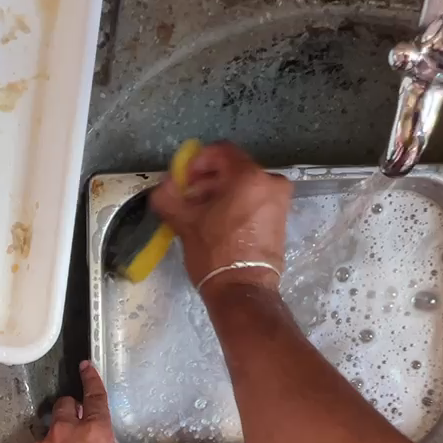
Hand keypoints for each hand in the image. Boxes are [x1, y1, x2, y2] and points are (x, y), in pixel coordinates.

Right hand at [149, 142, 292, 296]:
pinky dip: (236, 205)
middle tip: (188, 199)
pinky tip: (218, 223)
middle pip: (233, 168)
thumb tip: (162, 187)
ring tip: (201, 215)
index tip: (184, 179)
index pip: (220, 151)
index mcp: (249, 177)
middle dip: (208, 181)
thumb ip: (169, 197)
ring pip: (244, 186)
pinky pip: (254, 200)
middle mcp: (270, 183)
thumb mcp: (185, 224)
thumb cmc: (215, 254)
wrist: (242, 291)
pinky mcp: (280, 219)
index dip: (197, 161)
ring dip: (220, 194)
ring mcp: (279, 201)